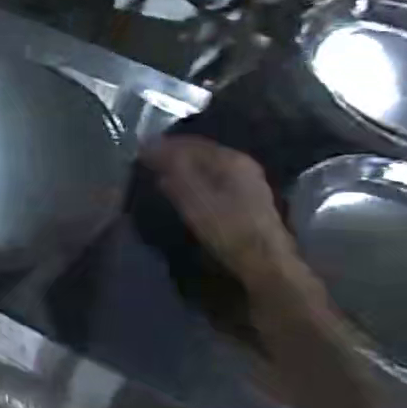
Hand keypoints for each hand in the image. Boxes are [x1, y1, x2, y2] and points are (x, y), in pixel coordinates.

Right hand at [140, 136, 297, 287]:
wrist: (266, 264)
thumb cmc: (228, 230)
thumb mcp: (193, 199)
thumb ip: (173, 171)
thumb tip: (151, 149)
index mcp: (231, 159)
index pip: (189, 143)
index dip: (162, 146)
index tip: (140, 152)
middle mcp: (243, 165)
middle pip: (201, 152)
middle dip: (173, 155)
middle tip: (148, 163)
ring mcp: (249, 182)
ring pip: (208, 167)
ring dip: (184, 169)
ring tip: (161, 176)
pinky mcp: (249, 200)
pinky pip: (215, 180)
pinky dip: (195, 180)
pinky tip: (184, 192)